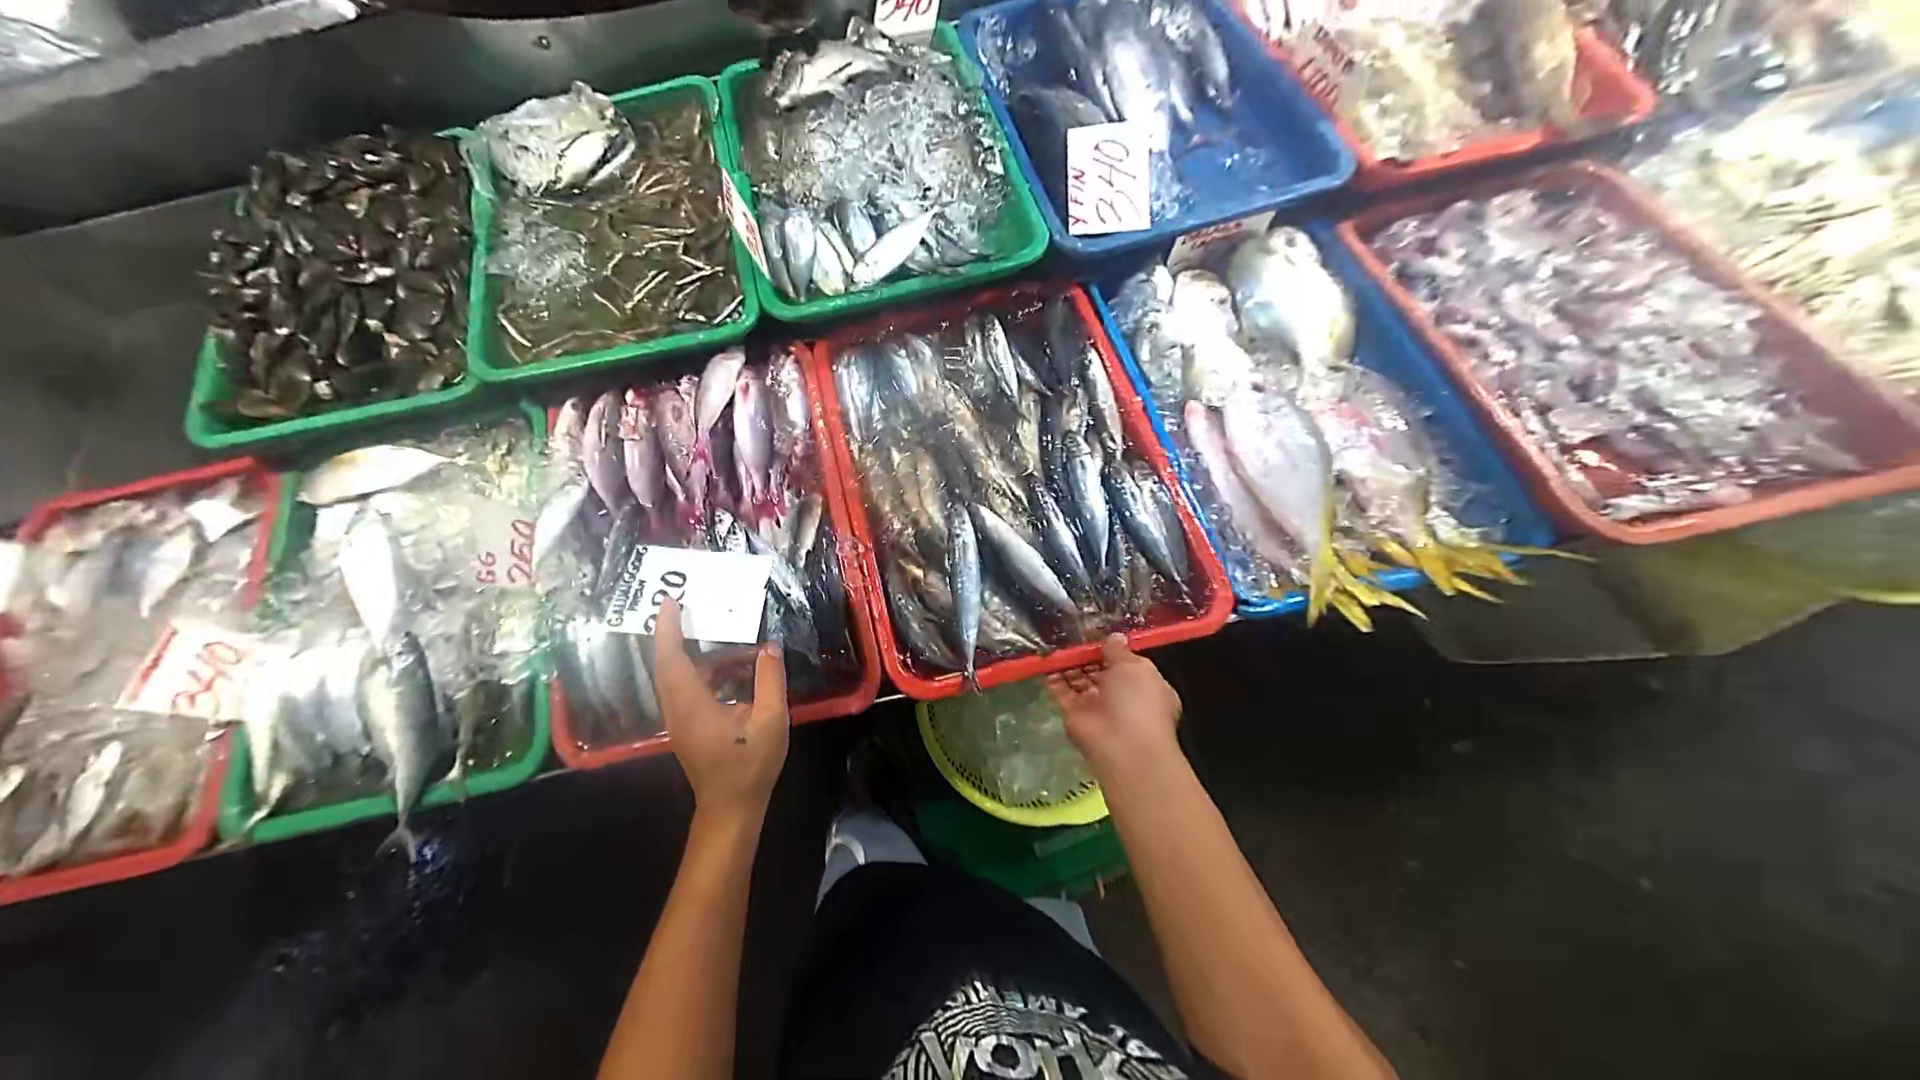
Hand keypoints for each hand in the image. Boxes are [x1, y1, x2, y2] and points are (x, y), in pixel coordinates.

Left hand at [652, 598, 789, 818]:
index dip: (669, 629)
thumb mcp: (770, 721)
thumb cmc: (750, 766)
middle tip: (694, 607)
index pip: (672, 660)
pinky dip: (710, 672)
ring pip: (684, 676)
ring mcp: (681, 719)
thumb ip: (770, 681)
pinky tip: (740, 673)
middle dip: (679, 633)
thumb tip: (770, 647)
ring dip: (707, 656)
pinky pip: (692, 688)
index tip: (670, 602)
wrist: (732, 807)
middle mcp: (678, 710)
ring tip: (738, 645)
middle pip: (671, 664)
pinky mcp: (689, 726)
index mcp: (692, 706)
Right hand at [1045, 634, 1181, 776]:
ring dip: (1068, 662)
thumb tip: (1114, 637)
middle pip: (1098, 669)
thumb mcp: (1135, 666)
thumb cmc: (1138, 700)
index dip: (1110, 649)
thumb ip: (1119, 650)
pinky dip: (1053, 677)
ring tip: (1054, 641)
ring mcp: (1095, 705)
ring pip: (1078, 679)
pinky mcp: (1074, 714)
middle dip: (1085, 654)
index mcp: (1142, 684)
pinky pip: (1061, 691)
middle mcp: (1119, 695)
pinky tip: (1044, 660)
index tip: (1093, 633)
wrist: (1123, 745)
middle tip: (1068, 633)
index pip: (1124, 663)